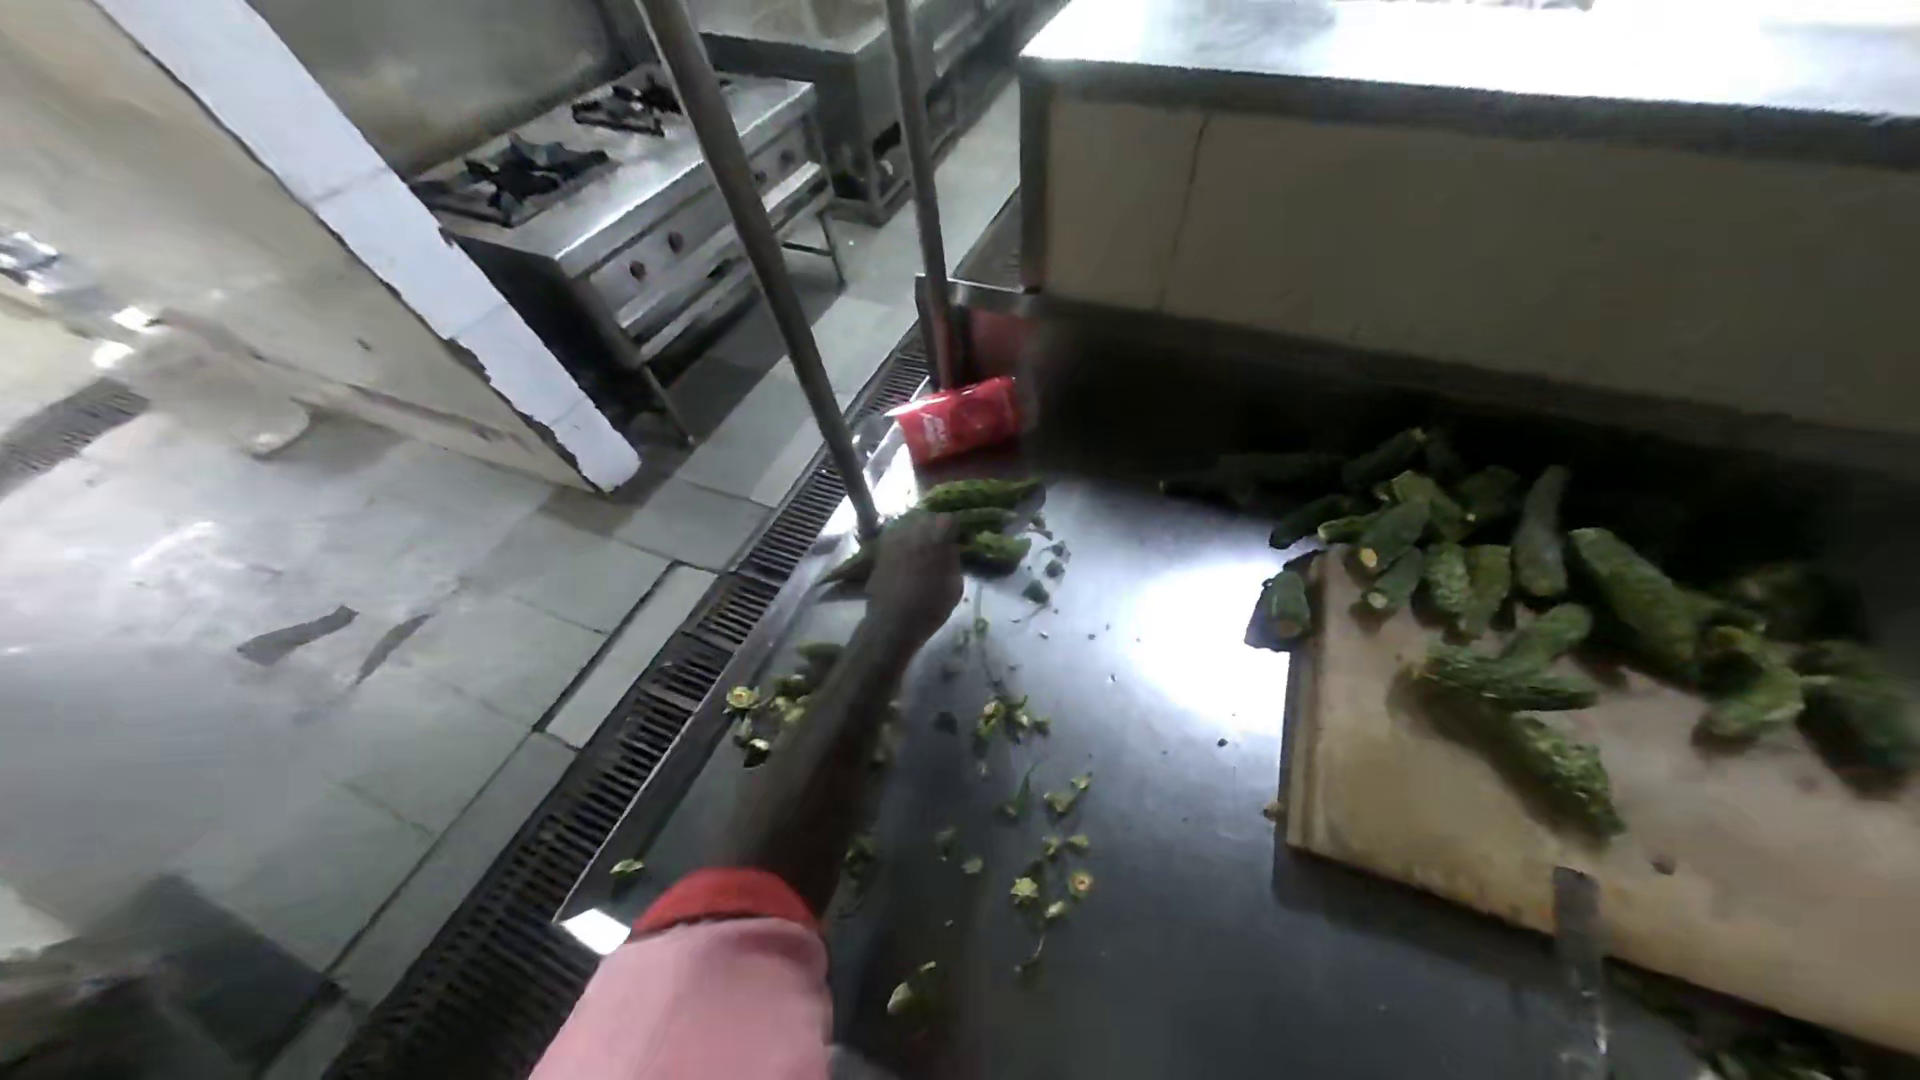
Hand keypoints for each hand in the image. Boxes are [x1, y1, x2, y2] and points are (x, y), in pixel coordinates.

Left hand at [865, 512, 963, 649]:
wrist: (893, 622)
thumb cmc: (930, 606)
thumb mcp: (955, 584)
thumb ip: (954, 559)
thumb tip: (950, 548)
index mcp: (937, 535)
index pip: (951, 520)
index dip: (959, 532)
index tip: (964, 543)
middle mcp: (914, 528)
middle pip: (929, 518)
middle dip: (938, 528)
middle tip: (944, 544)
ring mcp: (894, 537)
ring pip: (910, 524)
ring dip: (920, 532)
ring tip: (925, 549)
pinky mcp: (880, 548)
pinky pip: (897, 536)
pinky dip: (905, 541)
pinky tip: (909, 555)